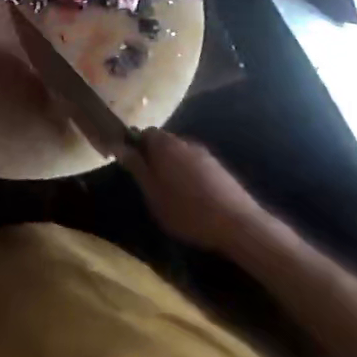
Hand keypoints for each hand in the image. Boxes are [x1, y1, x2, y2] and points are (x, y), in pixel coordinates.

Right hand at [133, 131, 272, 254]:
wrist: (237, 223)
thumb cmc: (187, 210)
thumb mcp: (153, 193)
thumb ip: (137, 168)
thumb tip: (120, 146)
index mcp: (165, 145)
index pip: (144, 133)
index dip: (135, 146)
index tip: (130, 164)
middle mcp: (185, 143)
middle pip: (163, 141)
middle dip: (153, 156)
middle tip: (147, 181)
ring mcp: (204, 154)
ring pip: (179, 153)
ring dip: (170, 165)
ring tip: (167, 191)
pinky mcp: (218, 167)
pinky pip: (194, 163)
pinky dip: (186, 173)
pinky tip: (188, 194)